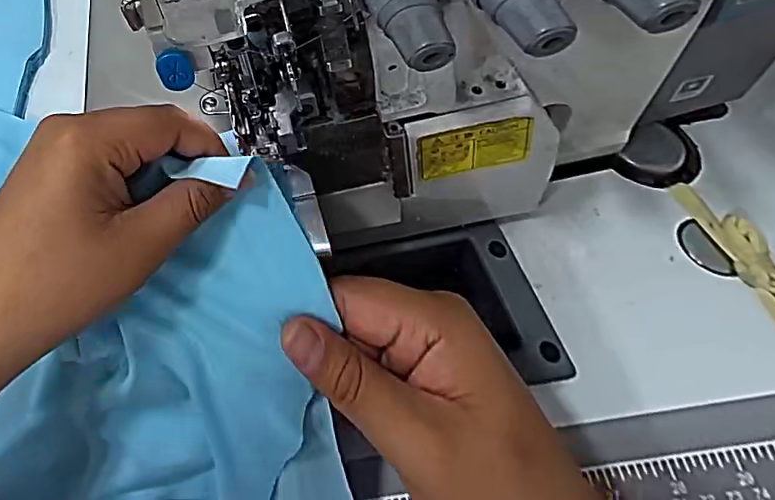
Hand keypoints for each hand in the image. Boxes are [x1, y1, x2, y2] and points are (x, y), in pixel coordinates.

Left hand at [0, 105, 235, 373]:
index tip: (232, 183)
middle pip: (144, 129)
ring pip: (123, 144)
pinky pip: (99, 157)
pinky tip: (124, 216)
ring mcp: (49, 144)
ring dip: (152, 173)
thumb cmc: (58, 284)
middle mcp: (66, 126)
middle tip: (197, 207)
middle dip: (179, 162)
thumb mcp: (137, 246)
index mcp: (87, 134)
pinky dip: (124, 179)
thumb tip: (230, 178)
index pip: (167, 122)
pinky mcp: (42, 166)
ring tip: (158, 219)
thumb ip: (191, 203)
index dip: (207, 148)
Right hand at [282, 277, 593, 499]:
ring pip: (355, 338)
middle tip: (281, 373)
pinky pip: (370, 361)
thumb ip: (352, 380)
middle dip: (316, 342)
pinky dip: (348, 381)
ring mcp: (427, 345)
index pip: (347, 294)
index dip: (307, 315)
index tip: (268, 336)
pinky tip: (333, 400)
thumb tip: (294, 330)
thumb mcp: (419, 438)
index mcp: (435, 318)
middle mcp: (430, 320)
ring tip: (305, 391)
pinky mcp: (422, 371)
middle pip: (349, 312)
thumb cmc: (507, 489)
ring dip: (331, 366)